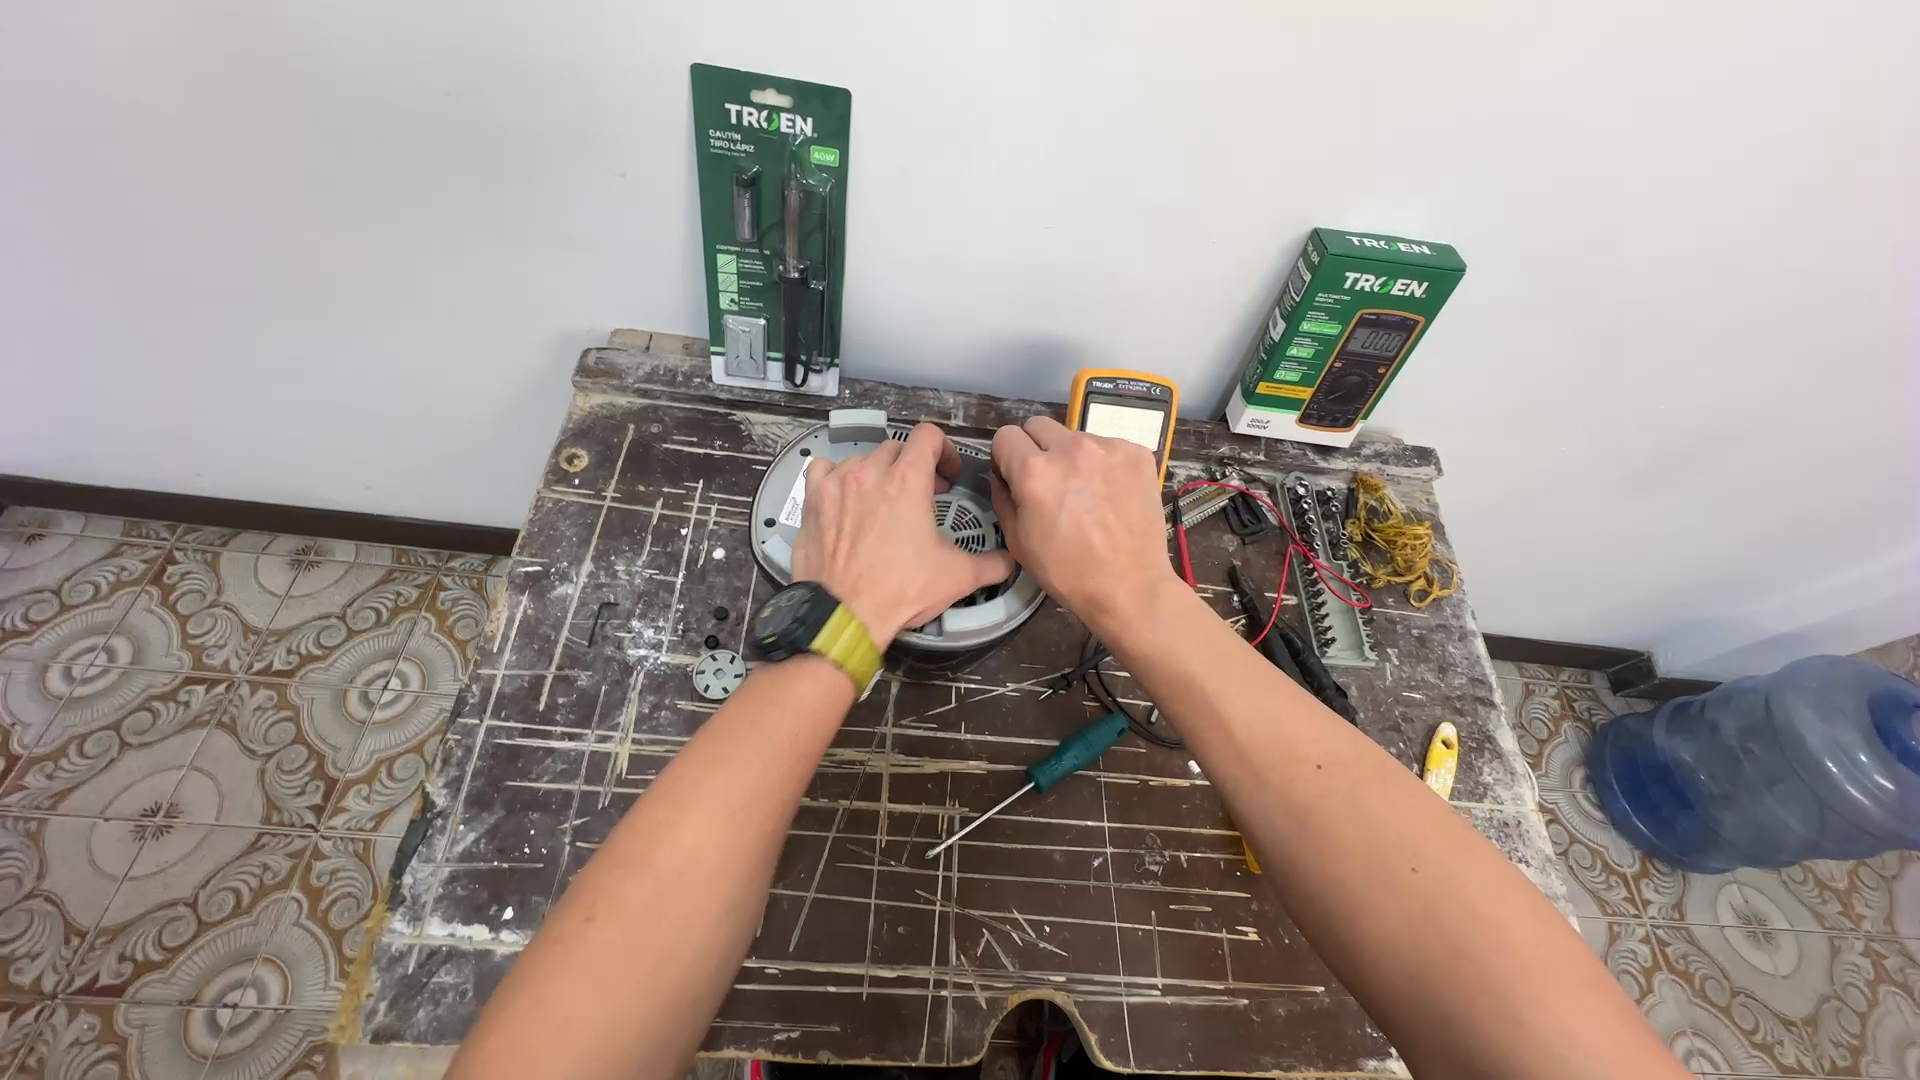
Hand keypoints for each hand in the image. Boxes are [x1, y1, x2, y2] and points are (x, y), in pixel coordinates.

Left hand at [791, 422, 1016, 641]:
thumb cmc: (899, 591)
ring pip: (861, 459)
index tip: (946, 475)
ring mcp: (837, 484)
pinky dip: (838, 477)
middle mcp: (870, 474)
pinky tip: (846, 497)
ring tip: (884, 501)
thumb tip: (1010, 562)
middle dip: (912, 466)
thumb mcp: (956, 578)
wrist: (844, 614)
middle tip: (921, 496)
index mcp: (907, 482)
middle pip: (896, 448)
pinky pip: (824, 470)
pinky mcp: (813, 501)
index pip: (928, 436)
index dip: (943, 450)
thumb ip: (991, 565)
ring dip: (877, 474)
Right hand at [990, 415, 1177, 629]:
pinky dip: (1103, 464)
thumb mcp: (1018, 541)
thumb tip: (1001, 474)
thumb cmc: (1067, 571)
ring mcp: (1108, 447)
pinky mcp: (1137, 453)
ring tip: (1084, 491)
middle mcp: (1071, 449)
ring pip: (1074, 435)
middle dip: (1034, 448)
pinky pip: (1107, 446)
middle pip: (1038, 425)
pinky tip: (1109, 494)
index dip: (1005, 457)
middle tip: (1047, 481)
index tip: (1014, 476)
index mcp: (1034, 471)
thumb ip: (1002, 497)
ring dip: (1071, 456)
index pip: (1005, 435)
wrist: (1130, 586)